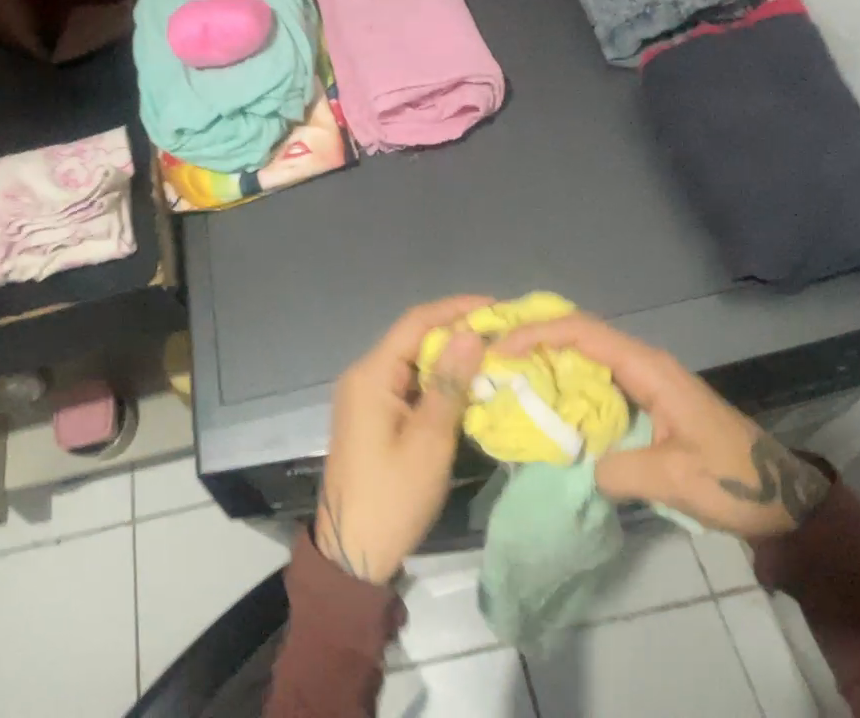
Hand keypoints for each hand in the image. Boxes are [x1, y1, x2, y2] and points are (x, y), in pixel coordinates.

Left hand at [314, 296, 492, 583]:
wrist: (353, 550)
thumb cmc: (393, 497)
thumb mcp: (429, 441)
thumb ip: (450, 383)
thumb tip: (472, 333)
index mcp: (371, 375)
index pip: (416, 322)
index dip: (457, 309)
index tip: (500, 308)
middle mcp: (364, 376)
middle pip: (414, 339)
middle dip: (458, 332)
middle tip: (506, 336)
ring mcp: (366, 397)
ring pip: (413, 362)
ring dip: (451, 359)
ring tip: (497, 357)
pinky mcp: (374, 417)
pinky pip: (408, 385)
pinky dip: (438, 383)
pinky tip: (470, 387)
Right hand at [496, 313, 829, 538]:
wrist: (783, 501)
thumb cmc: (733, 481)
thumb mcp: (674, 479)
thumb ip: (617, 470)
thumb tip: (577, 467)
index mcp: (650, 370)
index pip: (584, 334)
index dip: (539, 334)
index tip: (501, 349)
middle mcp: (643, 367)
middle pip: (579, 335)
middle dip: (534, 338)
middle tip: (491, 353)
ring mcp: (644, 384)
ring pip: (584, 357)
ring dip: (545, 360)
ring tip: (505, 374)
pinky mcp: (644, 405)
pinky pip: (594, 383)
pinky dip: (563, 385)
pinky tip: (541, 403)